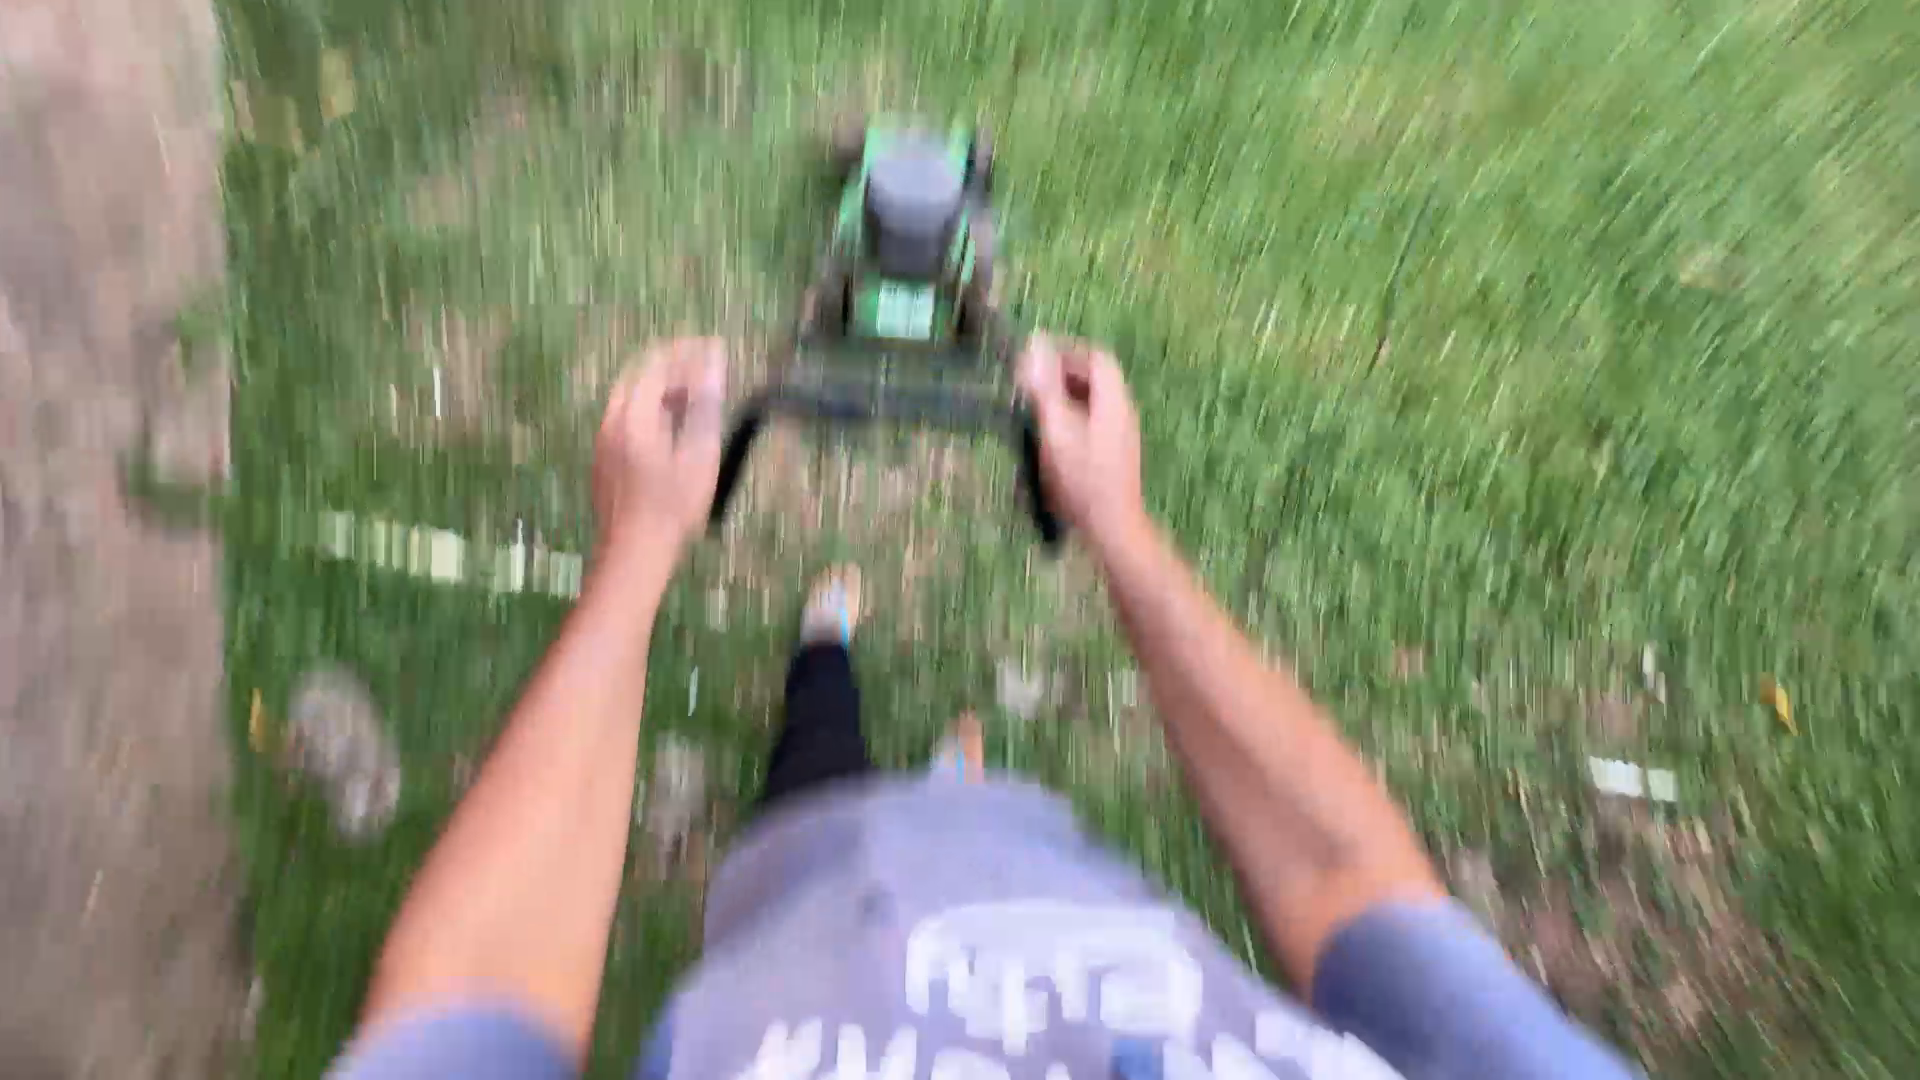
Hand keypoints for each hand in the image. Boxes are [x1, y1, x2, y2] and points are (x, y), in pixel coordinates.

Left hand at [593, 337, 727, 557]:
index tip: (715, 348)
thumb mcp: (698, 453)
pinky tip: (673, 433)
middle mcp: (611, 421)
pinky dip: (652, 412)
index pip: (657, 364)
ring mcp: (603, 442)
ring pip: (631, 400)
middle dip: (673, 368)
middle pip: (639, 378)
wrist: (633, 553)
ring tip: (695, 402)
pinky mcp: (603, 461)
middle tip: (706, 373)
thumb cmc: (672, 507)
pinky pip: (627, 420)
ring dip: (663, 392)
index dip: (687, 351)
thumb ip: (704, 403)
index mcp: (632, 415)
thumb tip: (714, 360)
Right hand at [1017, 335, 1145, 543]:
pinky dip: (1071, 418)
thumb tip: (1035, 342)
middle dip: (1062, 374)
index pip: (1096, 357)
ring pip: (1094, 402)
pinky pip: (1093, 422)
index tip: (1035, 359)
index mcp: (1113, 400)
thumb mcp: (1057, 428)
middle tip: (1030, 384)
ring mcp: (1121, 435)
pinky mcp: (1115, 455)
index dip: (1066, 351)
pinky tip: (1050, 438)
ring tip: (1035, 409)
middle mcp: (1122, 412)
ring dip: (1064, 398)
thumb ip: (1046, 386)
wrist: (1111, 526)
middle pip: (1096, 378)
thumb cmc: (1082, 478)